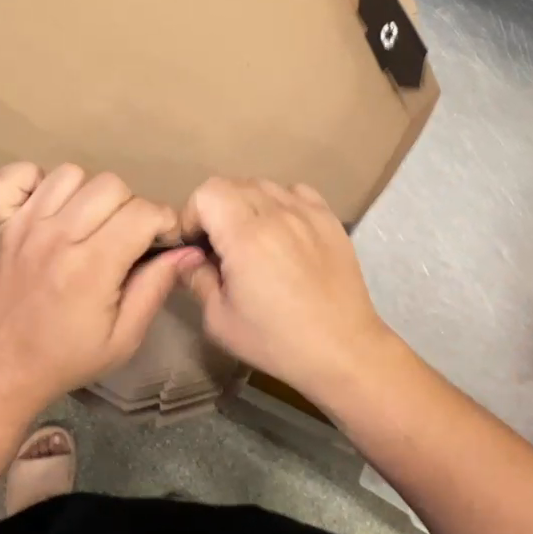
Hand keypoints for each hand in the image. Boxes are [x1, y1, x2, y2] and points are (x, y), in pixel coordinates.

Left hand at [0, 163, 204, 409]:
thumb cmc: (68, 358)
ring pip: (70, 174)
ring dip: (90, 194)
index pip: (142, 212)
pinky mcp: (2, 222)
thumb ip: (156, 288)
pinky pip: (14, 177)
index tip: (161, 244)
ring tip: (91, 224)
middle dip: (131, 207)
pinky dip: (35, 181)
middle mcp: (57, 236)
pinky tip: (50, 205)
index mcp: (91, 267)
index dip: (163, 223)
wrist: (2, 368)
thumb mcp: (124, 338)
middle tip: (126, 238)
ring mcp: (25, 225)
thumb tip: (188, 250)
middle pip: (110, 185)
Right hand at [180, 178, 401, 401]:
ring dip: (248, 205)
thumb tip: (189, 257)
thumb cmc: (276, 341)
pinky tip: (283, 233)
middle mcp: (278, 213)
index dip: (193, 215)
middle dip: (217, 210)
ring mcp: (308, 212)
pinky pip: (296, 192)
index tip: (198, 246)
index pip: (207, 192)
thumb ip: (197, 279)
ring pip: (264, 185)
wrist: (343, 349)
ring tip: (253, 240)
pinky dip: (281, 204)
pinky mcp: (329, 218)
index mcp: (246, 236)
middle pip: (233, 184)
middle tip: (221, 247)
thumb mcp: (220, 320)